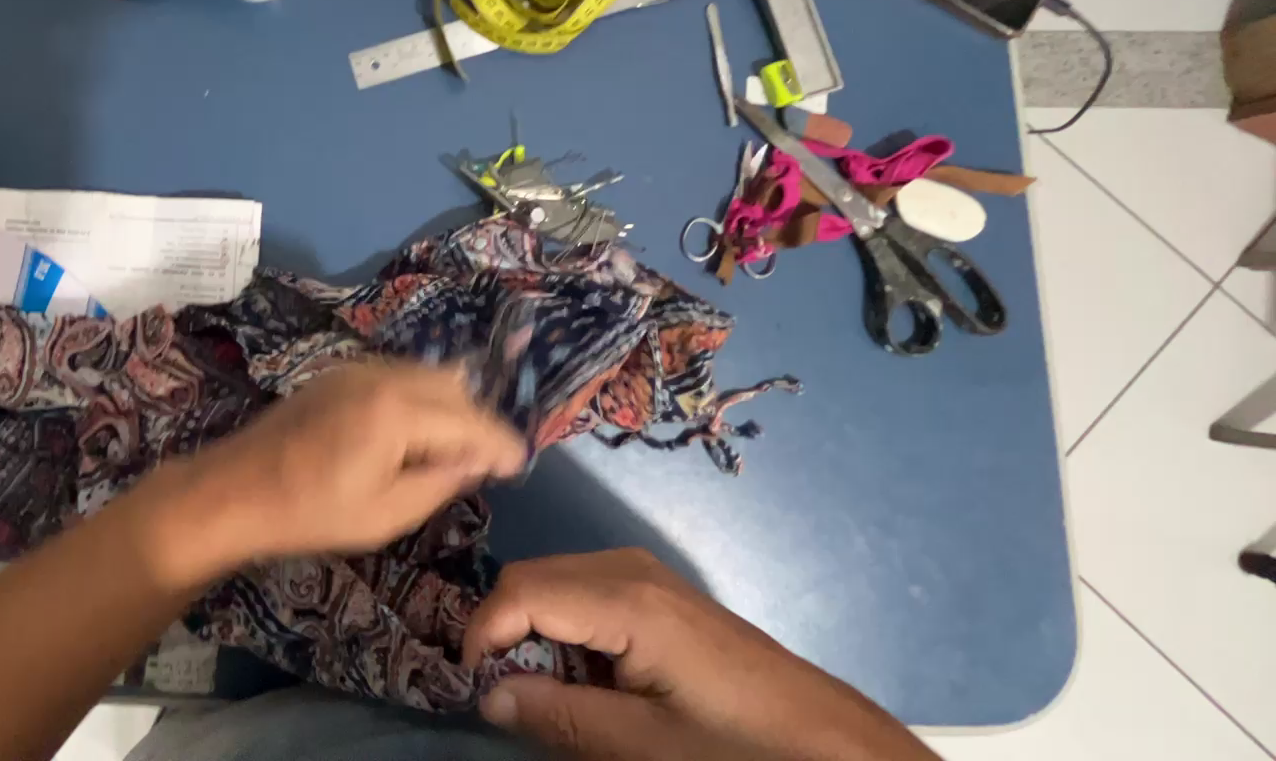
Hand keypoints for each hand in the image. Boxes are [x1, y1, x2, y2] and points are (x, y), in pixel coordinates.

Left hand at [135, 361, 525, 585]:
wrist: (237, 488)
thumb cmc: (312, 512)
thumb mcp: (387, 513)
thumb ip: (440, 481)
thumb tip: (476, 460)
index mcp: (397, 410)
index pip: (469, 420)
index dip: (499, 443)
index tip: (519, 463)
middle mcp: (382, 375)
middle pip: (452, 386)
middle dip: (478, 420)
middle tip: (489, 458)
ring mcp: (357, 368)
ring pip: (425, 374)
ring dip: (450, 404)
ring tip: (458, 444)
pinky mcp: (339, 372)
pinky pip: (398, 374)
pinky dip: (421, 395)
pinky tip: (418, 426)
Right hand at [463, 550, 936, 760]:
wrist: (838, 750)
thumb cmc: (739, 751)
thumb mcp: (646, 749)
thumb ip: (559, 717)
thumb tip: (486, 694)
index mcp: (623, 598)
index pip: (520, 591)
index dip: (482, 633)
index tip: (471, 686)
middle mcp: (626, 567)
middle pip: (532, 578)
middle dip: (504, 631)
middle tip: (503, 694)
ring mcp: (644, 573)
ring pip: (554, 583)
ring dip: (533, 632)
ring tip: (547, 694)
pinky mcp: (658, 591)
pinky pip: (585, 592)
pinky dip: (565, 629)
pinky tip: (588, 678)